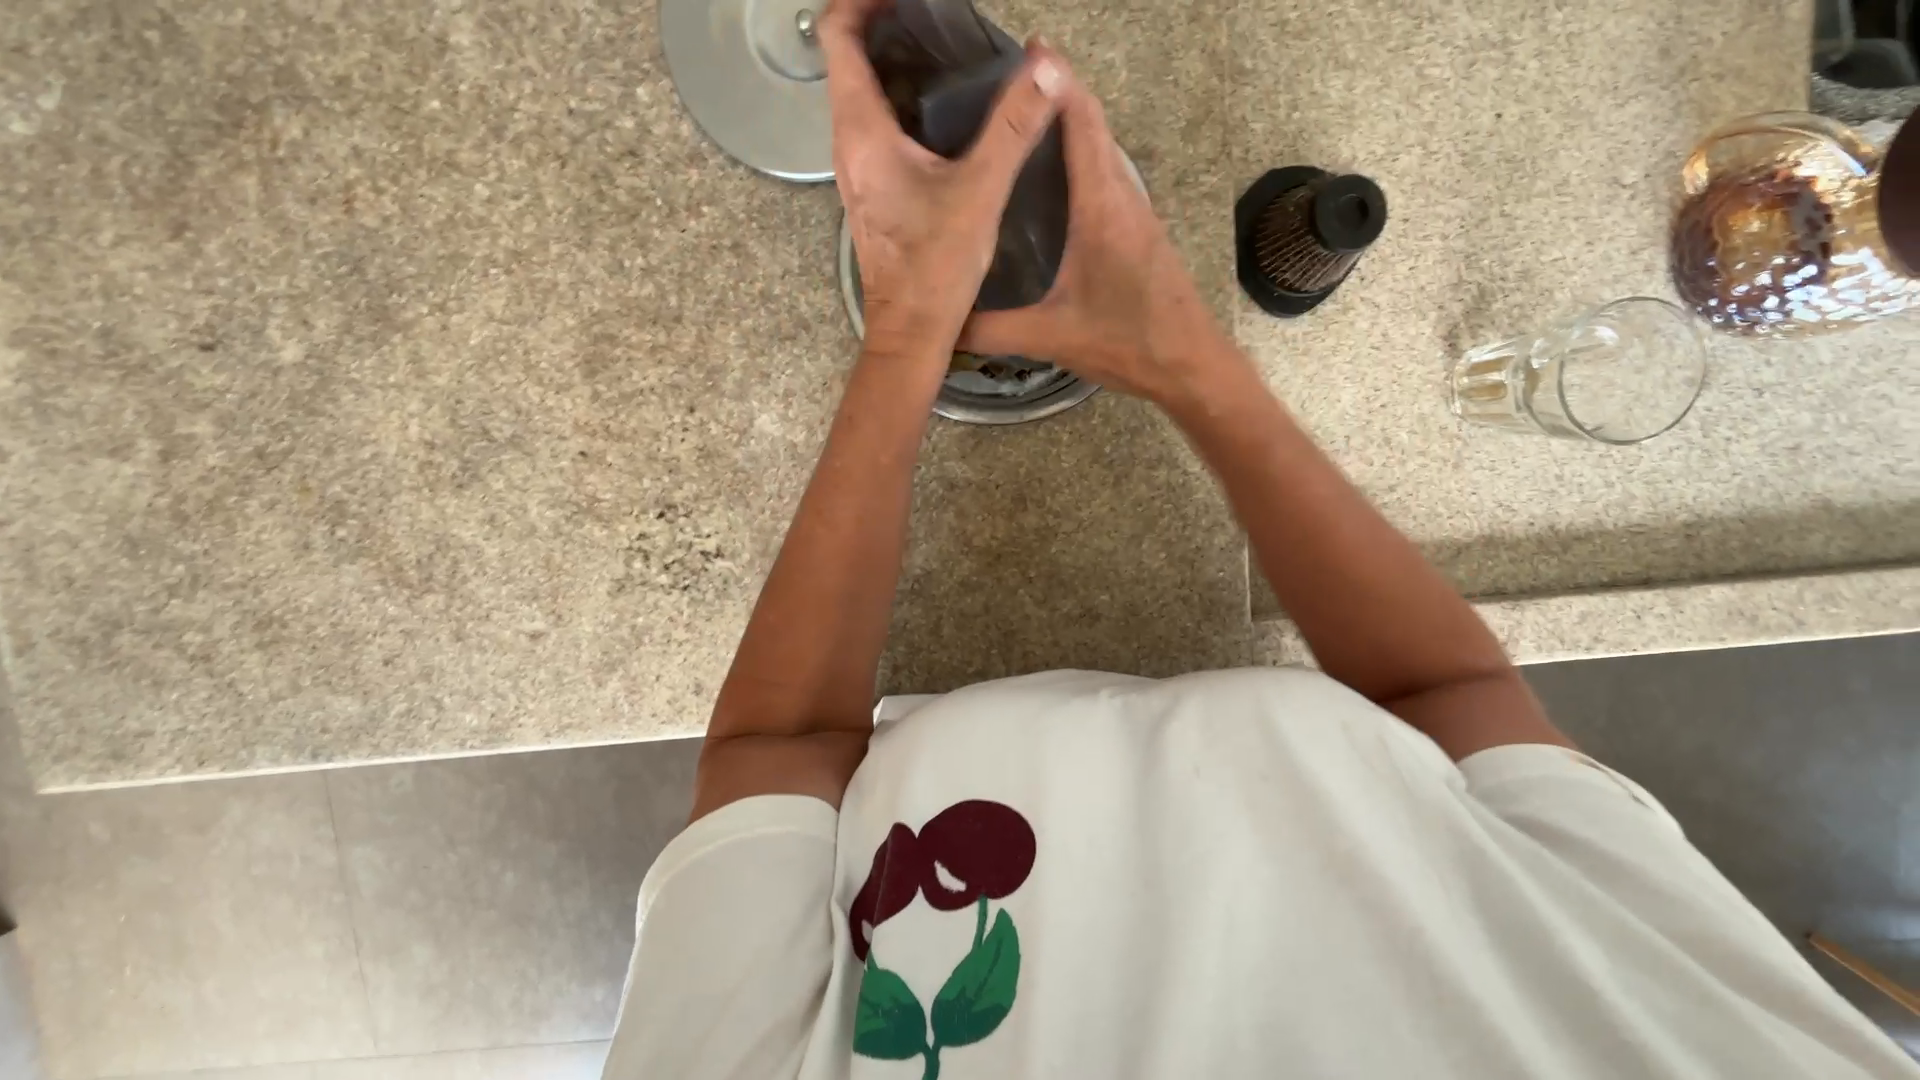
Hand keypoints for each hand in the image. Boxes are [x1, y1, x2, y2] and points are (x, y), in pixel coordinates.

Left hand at [821, 0, 1065, 354]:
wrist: (910, 330)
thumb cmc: (934, 269)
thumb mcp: (981, 192)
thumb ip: (1014, 127)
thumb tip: (1045, 70)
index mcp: (863, 133)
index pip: (837, 36)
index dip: (864, 0)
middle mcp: (848, 146)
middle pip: (847, 59)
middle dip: (885, 25)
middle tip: (933, 17)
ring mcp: (857, 170)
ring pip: (860, 95)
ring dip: (892, 64)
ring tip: (942, 52)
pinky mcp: (872, 191)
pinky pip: (874, 127)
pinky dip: (898, 103)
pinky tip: (941, 113)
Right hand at [958, 65, 1236, 403]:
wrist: (1192, 365)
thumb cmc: (1129, 343)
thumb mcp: (1051, 337)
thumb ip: (992, 330)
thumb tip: (941, 325)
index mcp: (1102, 208)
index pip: (1083, 123)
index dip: (1059, 80)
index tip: (1031, 49)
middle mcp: (1123, 199)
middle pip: (1094, 128)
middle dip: (1058, 96)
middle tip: (1011, 86)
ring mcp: (1137, 216)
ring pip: (1103, 154)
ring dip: (1072, 129)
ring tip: (1026, 126)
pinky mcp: (1141, 235)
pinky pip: (1109, 180)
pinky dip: (1083, 162)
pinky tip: (1055, 186)